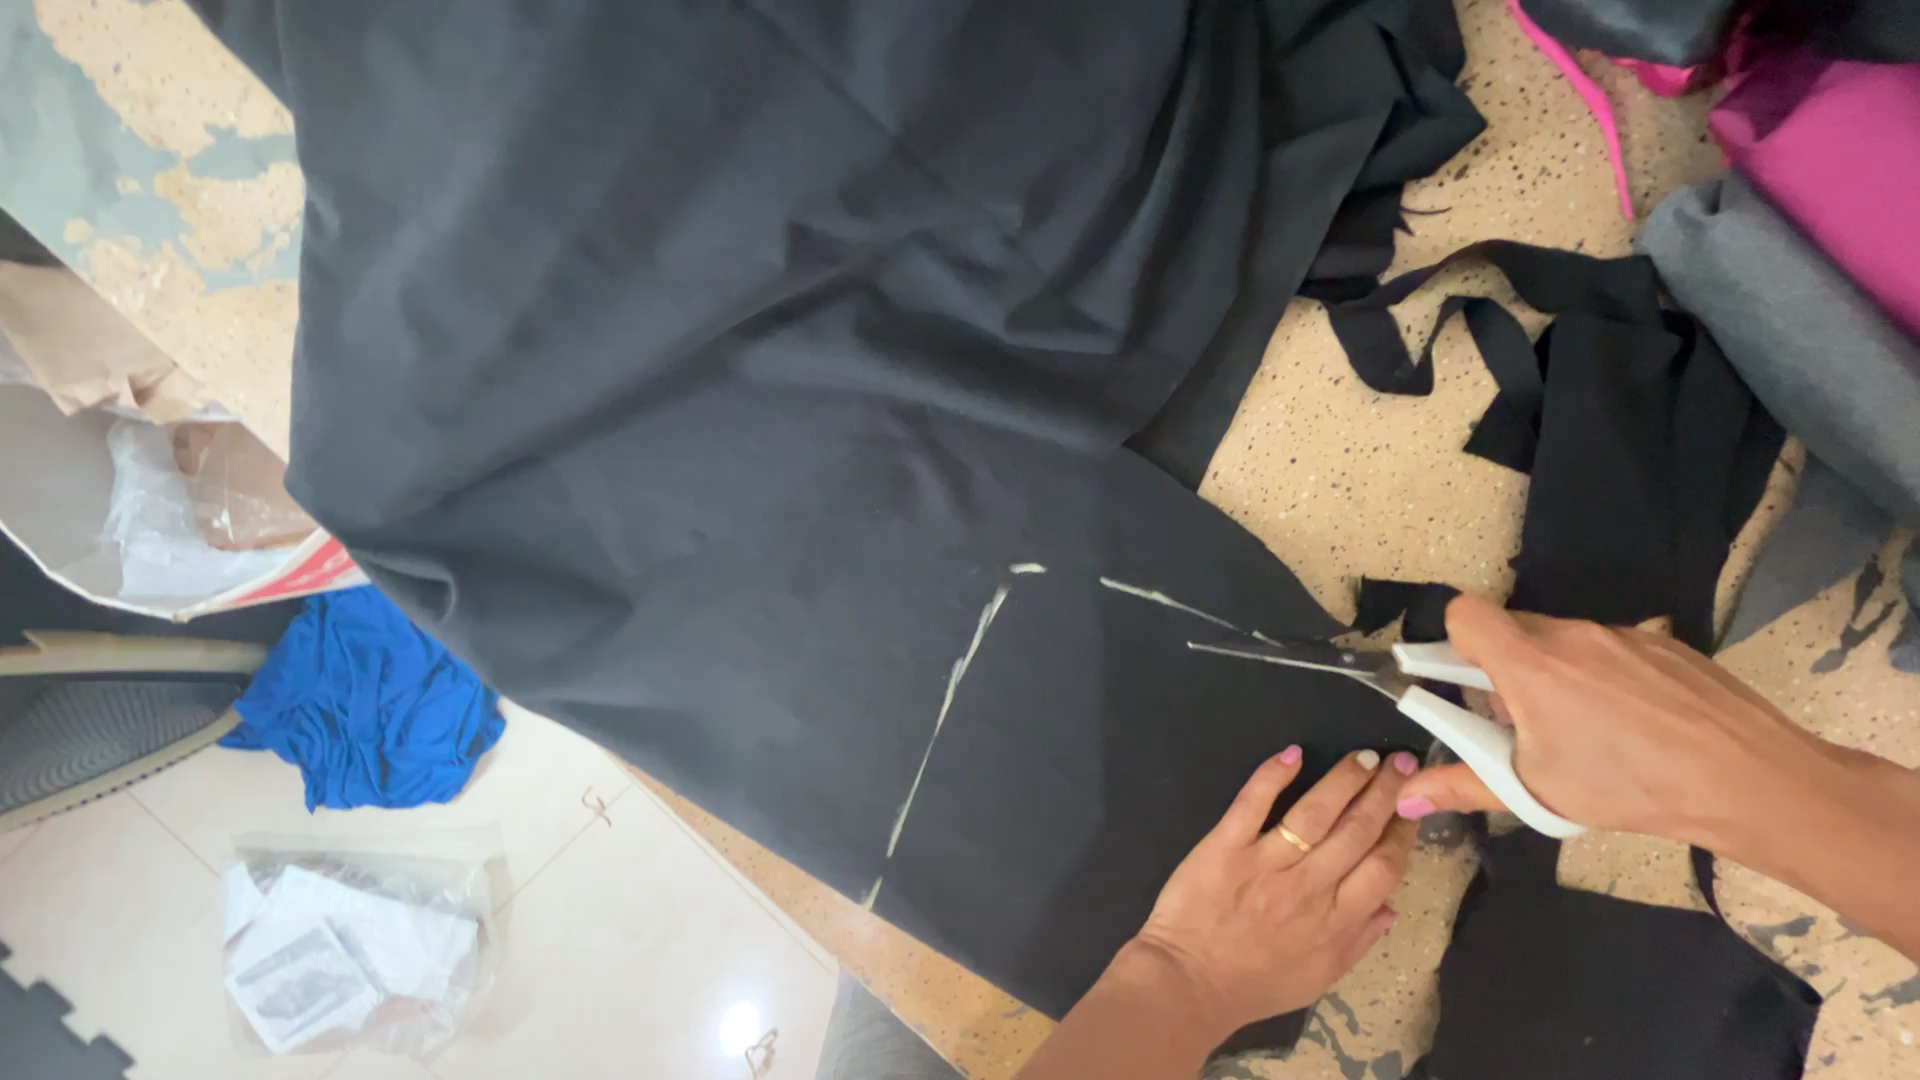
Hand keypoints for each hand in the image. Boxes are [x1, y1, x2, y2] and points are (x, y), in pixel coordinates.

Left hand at [1121, 746, 1420, 1037]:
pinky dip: (1272, 776)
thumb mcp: (1320, 975)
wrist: (1190, 982)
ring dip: (1343, 780)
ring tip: (1364, 757)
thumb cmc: (1255, 982)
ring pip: (1314, 813)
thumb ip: (1359, 940)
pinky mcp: (1225, 846)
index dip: (1402, 831)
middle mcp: (1309, 886)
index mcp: (1337, 920)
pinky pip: (1253, 804)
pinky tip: (1293, 754)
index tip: (1413, 803)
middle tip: (1401, 762)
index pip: (1383, 866)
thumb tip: (1393, 906)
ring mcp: (1266, 863)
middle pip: (1356, 831)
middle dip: (1383, 793)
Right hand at [1396, 592, 1842, 846]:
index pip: (1463, 613)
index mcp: (1527, 664)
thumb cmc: (1632, 786)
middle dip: (1503, 664)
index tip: (1463, 676)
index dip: (1453, 638)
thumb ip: (1463, 786)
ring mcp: (1622, 635)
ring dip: (1556, 670)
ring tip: (1588, 725)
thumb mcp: (1536, 791)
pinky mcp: (1666, 643)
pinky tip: (1638, 721)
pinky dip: (1606, 674)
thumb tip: (1407, 799)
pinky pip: (1612, 647)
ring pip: (1563, 639)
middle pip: (1511, 628)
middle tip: (1522, 715)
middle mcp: (1569, 635)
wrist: (1762, 784)